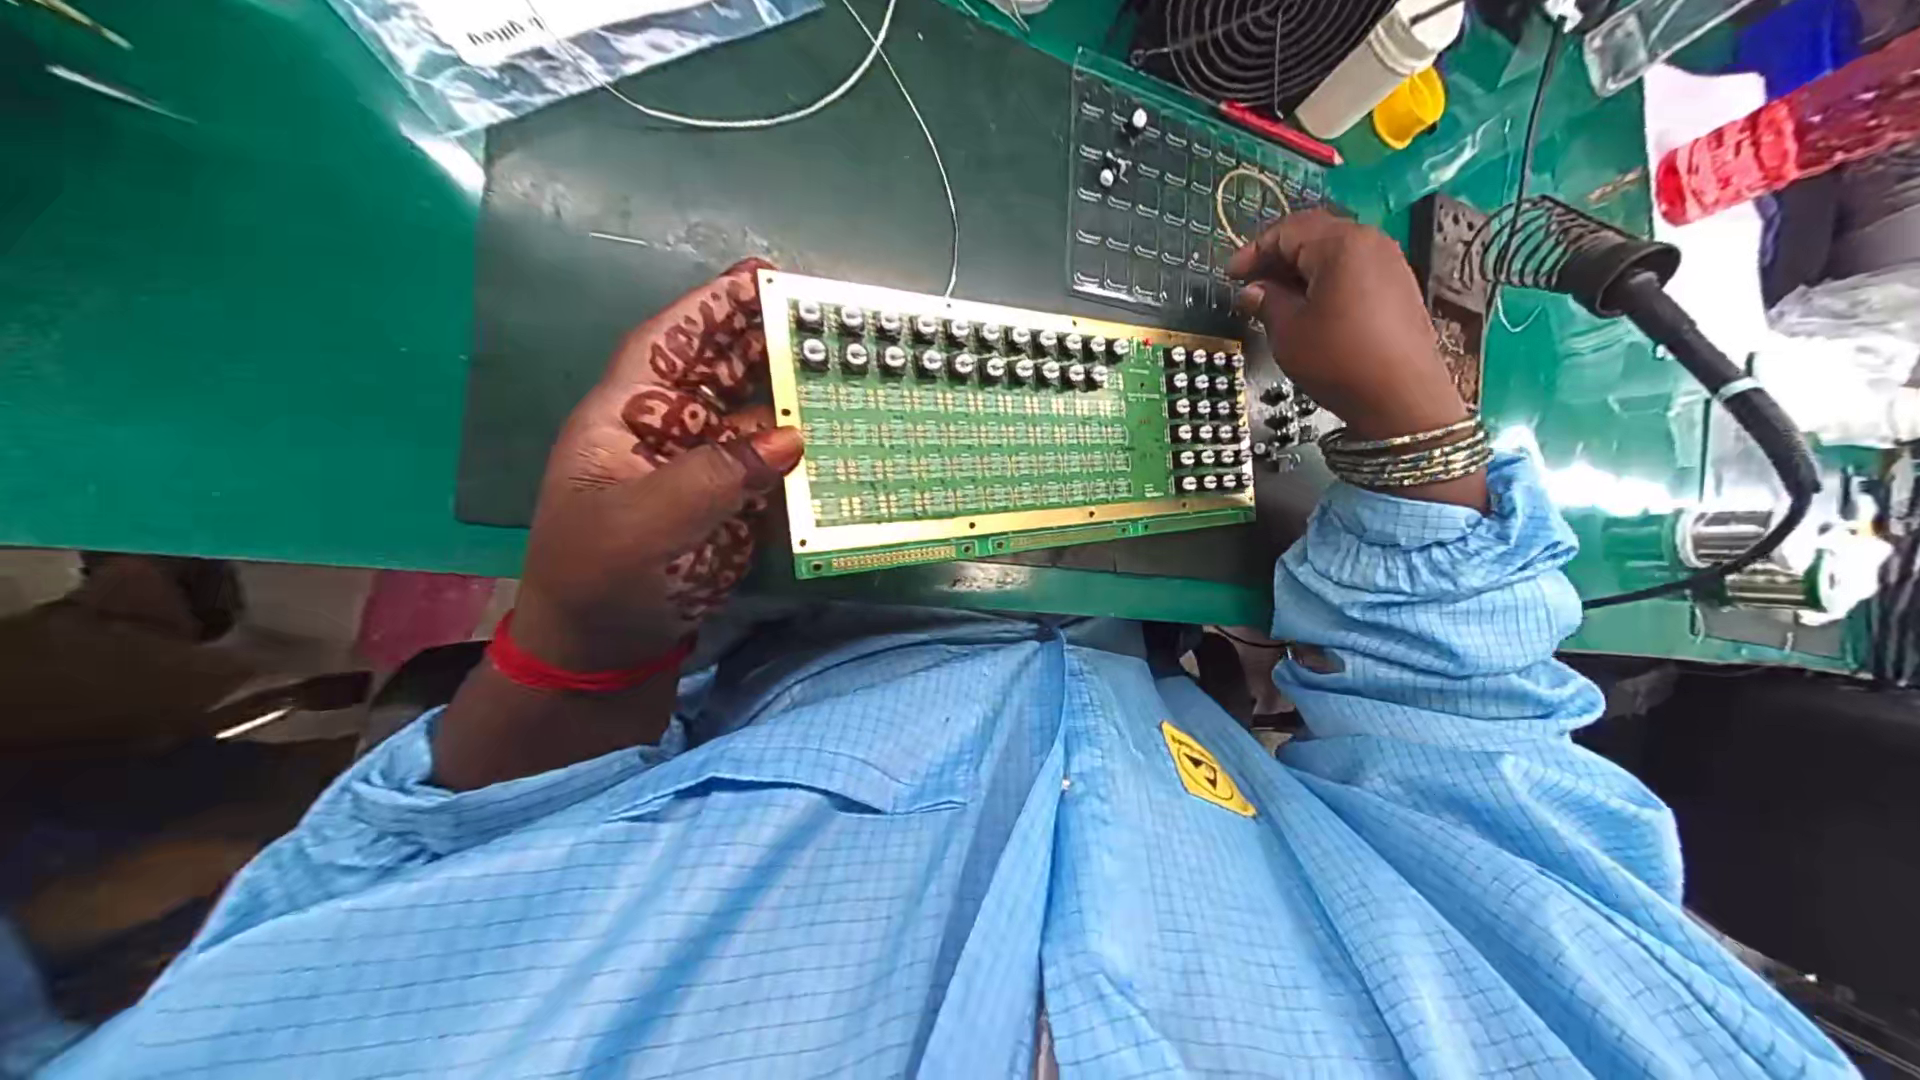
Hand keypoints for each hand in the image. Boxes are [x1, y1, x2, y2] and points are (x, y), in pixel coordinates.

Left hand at [511, 258, 804, 671]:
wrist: (605, 648)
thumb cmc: (600, 578)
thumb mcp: (644, 524)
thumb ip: (715, 476)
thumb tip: (792, 437)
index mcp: (626, 419)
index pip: (668, 346)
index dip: (710, 308)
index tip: (759, 277)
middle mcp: (668, 434)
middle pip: (718, 371)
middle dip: (761, 342)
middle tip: (817, 320)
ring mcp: (704, 470)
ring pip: (751, 416)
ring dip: (790, 395)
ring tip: (837, 371)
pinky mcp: (731, 505)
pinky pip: (771, 466)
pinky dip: (801, 451)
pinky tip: (834, 437)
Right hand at [1227, 210, 1465, 441]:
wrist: (1399, 395)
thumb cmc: (1337, 359)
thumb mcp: (1288, 331)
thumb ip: (1267, 301)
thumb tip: (1253, 290)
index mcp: (1340, 245)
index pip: (1288, 230)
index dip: (1254, 250)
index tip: (1232, 274)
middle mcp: (1370, 242)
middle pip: (1314, 234)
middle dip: (1278, 256)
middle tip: (1251, 282)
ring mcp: (1389, 263)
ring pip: (1334, 252)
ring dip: (1301, 269)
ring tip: (1276, 298)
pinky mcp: (1397, 287)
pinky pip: (1352, 270)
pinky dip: (1324, 280)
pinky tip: (1309, 307)